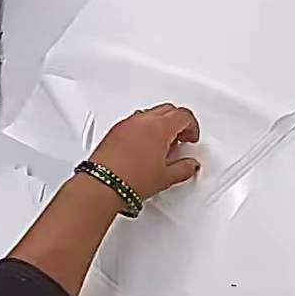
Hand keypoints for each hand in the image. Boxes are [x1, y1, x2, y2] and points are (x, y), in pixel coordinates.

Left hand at [88, 104, 202, 205]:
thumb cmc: (130, 180)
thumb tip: (190, 165)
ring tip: (163, 145)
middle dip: (178, 122)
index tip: (192, 137)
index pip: (183, 116)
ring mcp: (126, 124)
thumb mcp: (166, 177)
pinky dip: (144, 129)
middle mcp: (142, 120)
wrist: (102, 186)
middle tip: (182, 138)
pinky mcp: (114, 131)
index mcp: (159, 127)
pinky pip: (134, 122)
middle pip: (167, 110)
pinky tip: (145, 148)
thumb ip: (183, 168)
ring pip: (150, 114)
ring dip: (160, 124)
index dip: (192, 126)